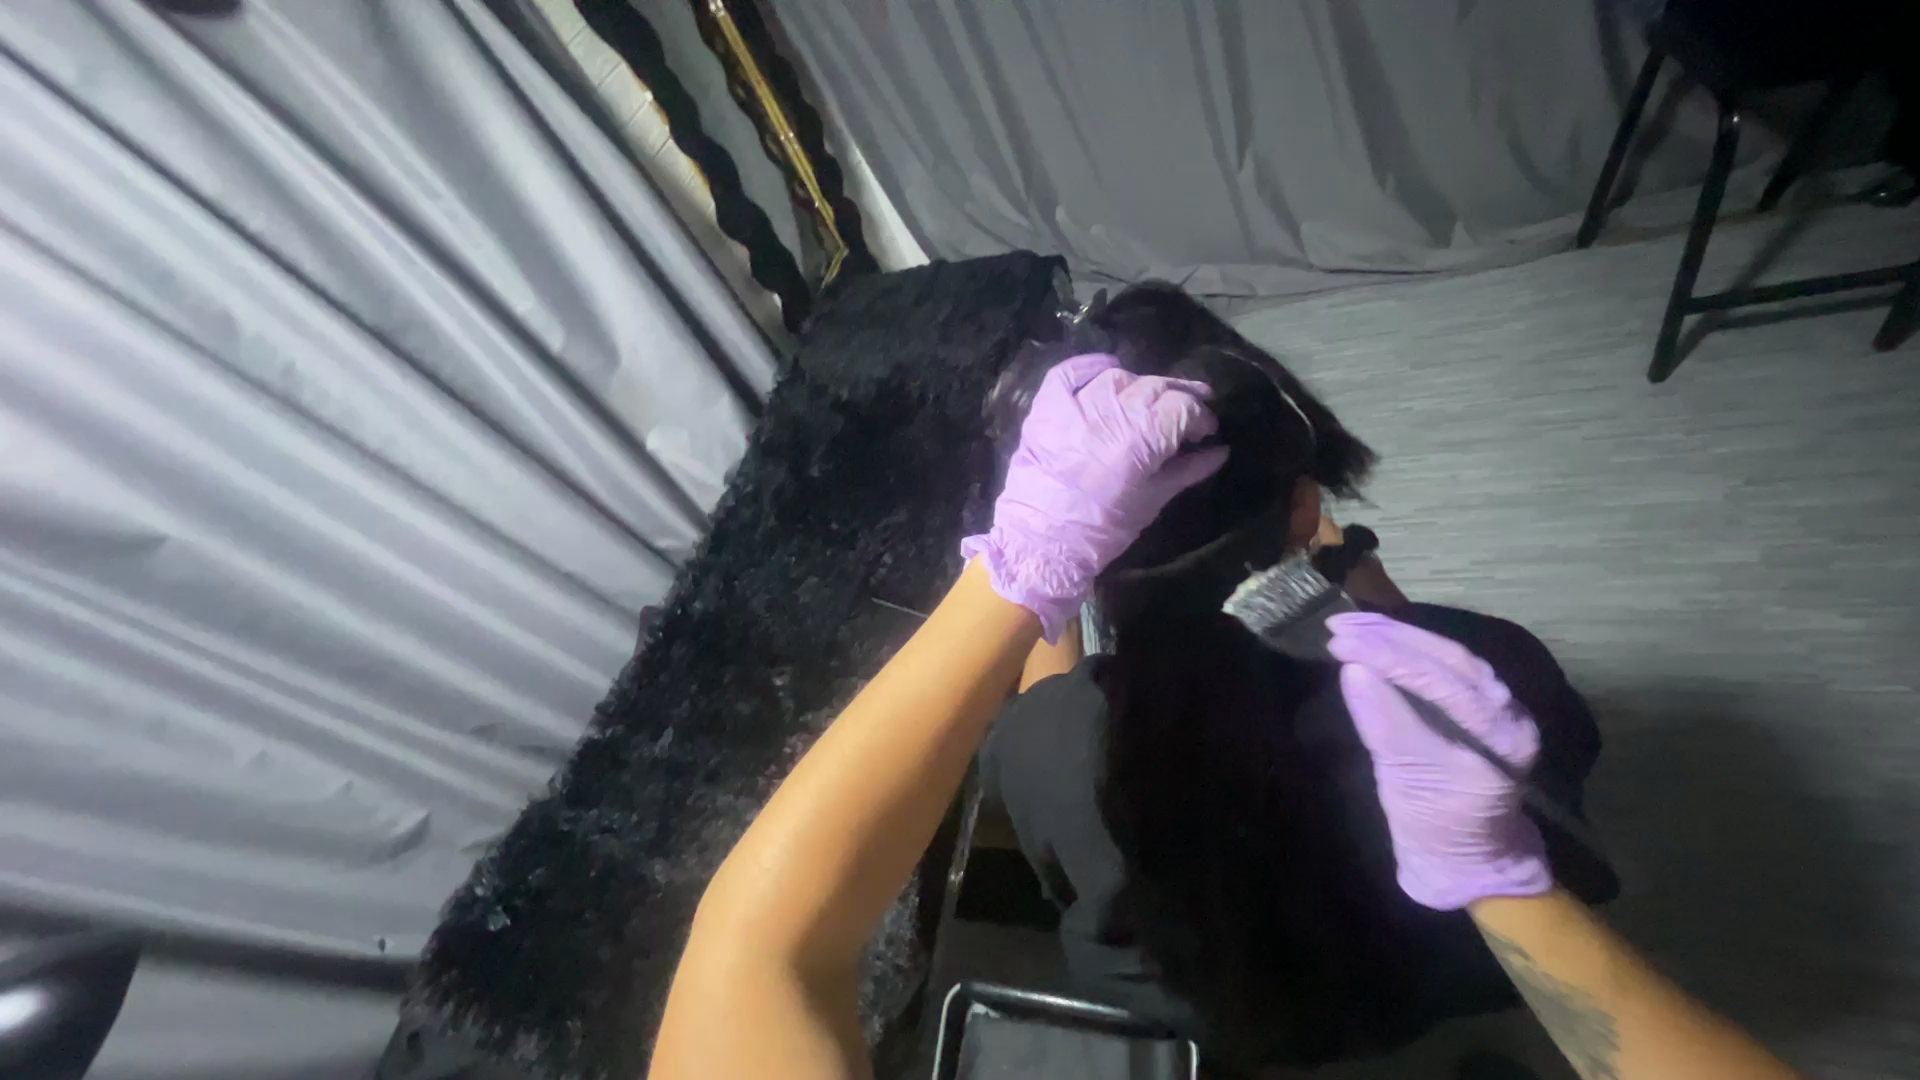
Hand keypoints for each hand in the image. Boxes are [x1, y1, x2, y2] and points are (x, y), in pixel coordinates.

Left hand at [962, 353, 1226, 640]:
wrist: (1042, 541)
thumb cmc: (1104, 529)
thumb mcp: (1153, 500)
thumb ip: (1188, 470)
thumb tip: (1219, 451)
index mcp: (1140, 438)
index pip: (1182, 406)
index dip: (1200, 416)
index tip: (1206, 430)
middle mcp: (1110, 413)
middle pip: (1154, 387)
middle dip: (1176, 398)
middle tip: (1186, 415)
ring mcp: (1075, 406)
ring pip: (1118, 379)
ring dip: (1139, 387)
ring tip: (1146, 404)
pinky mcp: (1047, 408)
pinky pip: (1068, 372)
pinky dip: (1090, 366)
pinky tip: (1107, 368)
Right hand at [1327, 613, 1551, 909]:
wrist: (1468, 858)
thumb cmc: (1438, 825)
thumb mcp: (1407, 780)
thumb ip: (1385, 723)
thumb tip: (1353, 670)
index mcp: (1501, 734)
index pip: (1440, 679)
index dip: (1387, 656)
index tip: (1339, 642)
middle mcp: (1507, 711)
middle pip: (1448, 657)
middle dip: (1390, 636)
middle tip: (1337, 624)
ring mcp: (1495, 707)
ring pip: (1447, 657)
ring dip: (1396, 636)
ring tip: (1349, 625)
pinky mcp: (1475, 707)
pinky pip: (1443, 667)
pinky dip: (1406, 649)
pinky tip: (1375, 640)